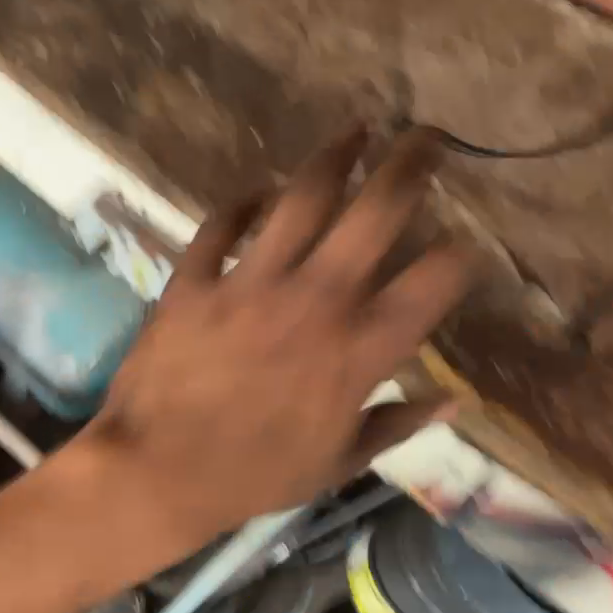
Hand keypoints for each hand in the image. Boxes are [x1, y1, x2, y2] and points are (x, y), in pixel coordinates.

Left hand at [66, 127, 471, 566]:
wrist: (154, 472)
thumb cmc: (247, 479)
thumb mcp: (332, 465)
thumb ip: (391, 427)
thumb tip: (449, 403)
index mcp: (360, 349)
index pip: (437, 278)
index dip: (458, 256)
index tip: (456, 250)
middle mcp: (314, 303)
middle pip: (378, 211)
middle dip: (411, 166)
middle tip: (423, 140)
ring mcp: (247, 288)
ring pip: (300, 200)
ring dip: (332, 159)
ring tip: (352, 133)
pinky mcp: (189, 287)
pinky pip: (216, 229)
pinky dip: (238, 205)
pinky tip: (253, 193)